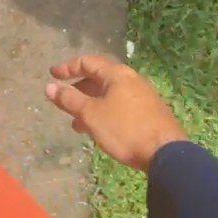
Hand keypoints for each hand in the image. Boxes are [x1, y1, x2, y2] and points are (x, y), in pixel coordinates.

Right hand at [45, 55, 186, 171]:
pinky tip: (101, 130)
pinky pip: (121, 106)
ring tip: (78, 124)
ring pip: (110, 95)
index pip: (87, 62)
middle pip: (99, 78)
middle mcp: (131, 80)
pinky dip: (105, 112)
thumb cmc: (125, 129)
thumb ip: (69, 99)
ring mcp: (143, 96)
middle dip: (79, 90)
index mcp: (116, 74)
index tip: (52, 76)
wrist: (168, 155)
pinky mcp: (150, 113)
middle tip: (64, 102)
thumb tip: (49, 87)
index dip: (67, 68)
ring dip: (91, 105)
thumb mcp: (91, 114)